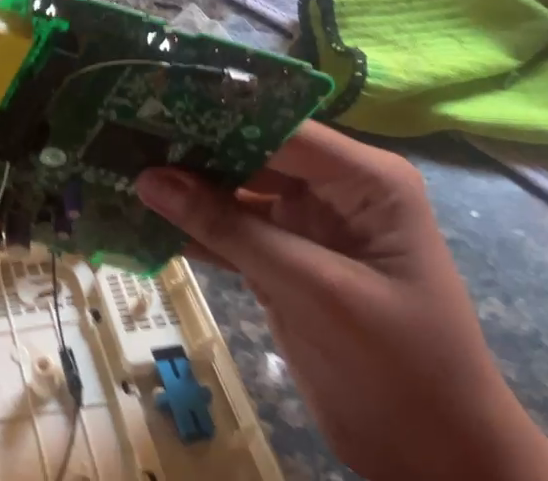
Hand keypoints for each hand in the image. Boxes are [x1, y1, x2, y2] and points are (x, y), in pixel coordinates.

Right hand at [138, 121, 547, 480]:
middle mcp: (332, 191)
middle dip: (186, 148)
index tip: (143, 102)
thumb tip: (147, 177)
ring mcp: (305, 228)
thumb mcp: (314, 289)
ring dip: (180, 189)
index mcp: (364, 181)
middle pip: (247, 152)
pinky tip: (138, 220)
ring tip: (113, 168)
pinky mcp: (282, 264)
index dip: (212, 112)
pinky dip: (189, 230)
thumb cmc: (399, 363)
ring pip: (231, 192)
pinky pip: (227, 233)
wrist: (434, 457)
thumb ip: (230, 229)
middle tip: (115, 134)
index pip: (277, 126)